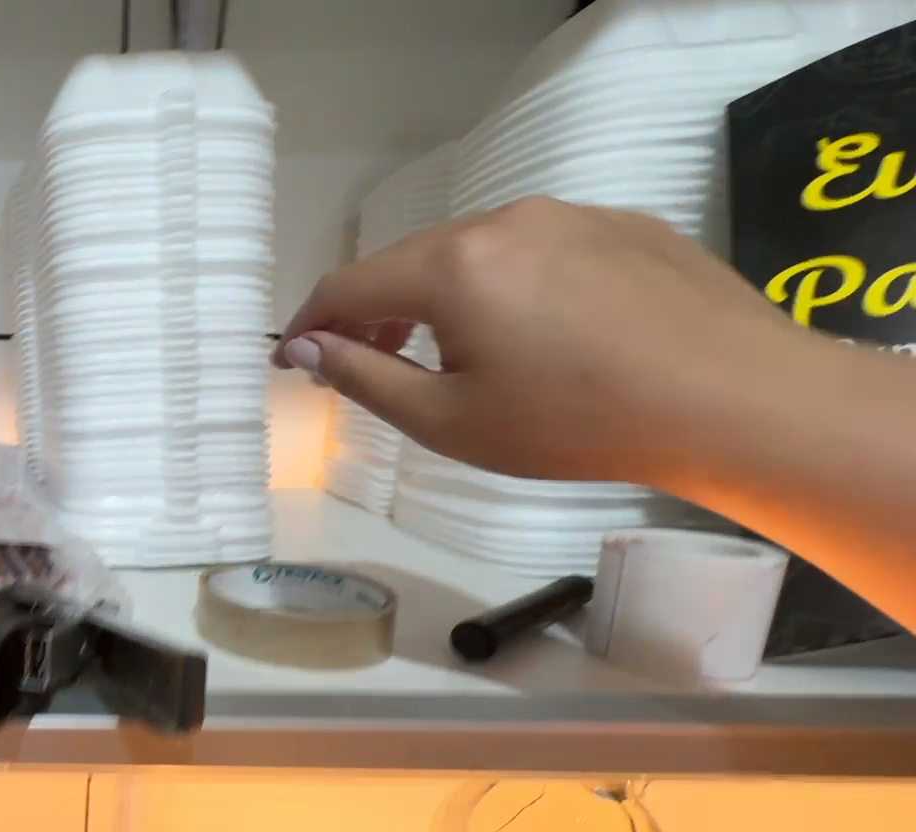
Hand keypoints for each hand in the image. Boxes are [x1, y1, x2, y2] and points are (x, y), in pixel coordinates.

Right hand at [277, 196, 820, 490]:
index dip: (307, 323)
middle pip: (402, 262)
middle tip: (351, 362)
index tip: (289, 360)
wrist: (735, 402)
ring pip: (462, 251)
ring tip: (425, 348)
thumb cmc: (568, 423)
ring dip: (423, 296)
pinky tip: (510, 328)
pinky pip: (523, 247)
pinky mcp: (617, 223)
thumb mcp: (443, 417)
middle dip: (363, 311)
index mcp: (452, 267)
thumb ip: (361, 376)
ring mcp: (566, 214)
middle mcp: (502, 221)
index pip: (347, 286)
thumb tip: (305, 349)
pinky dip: (487, 284)